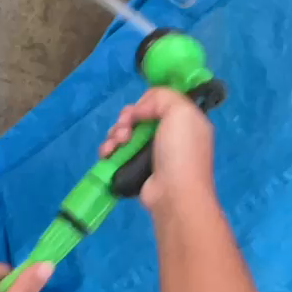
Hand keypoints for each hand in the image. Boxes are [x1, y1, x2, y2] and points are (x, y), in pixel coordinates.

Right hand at [98, 87, 215, 213]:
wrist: (173, 194)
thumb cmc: (180, 151)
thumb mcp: (180, 112)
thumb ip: (161, 97)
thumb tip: (139, 110)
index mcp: (184, 120)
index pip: (158, 101)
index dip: (144, 102)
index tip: (138, 112)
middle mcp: (169, 135)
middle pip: (137, 117)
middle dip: (125, 120)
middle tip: (125, 130)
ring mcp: (152, 153)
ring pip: (124, 133)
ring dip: (114, 135)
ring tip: (115, 145)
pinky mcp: (136, 168)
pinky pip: (118, 151)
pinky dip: (109, 150)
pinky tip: (107, 154)